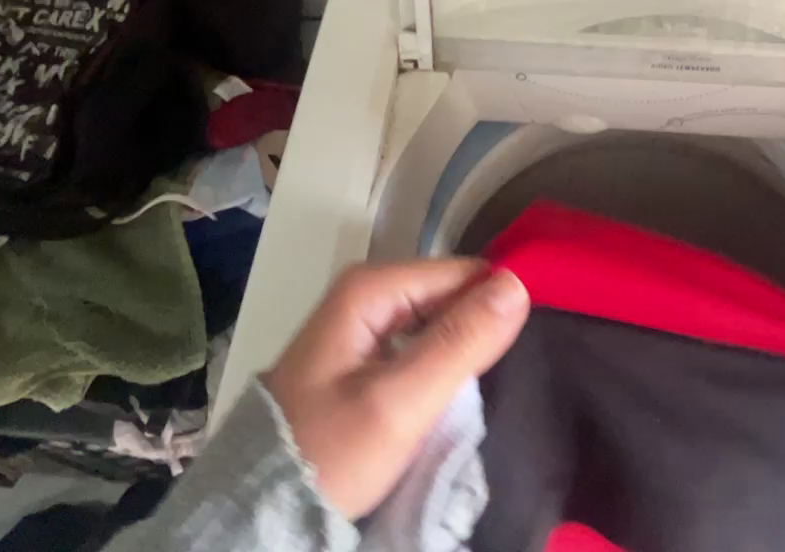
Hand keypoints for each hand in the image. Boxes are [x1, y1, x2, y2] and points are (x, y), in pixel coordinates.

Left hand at [262, 259, 529, 517]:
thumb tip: (518, 285)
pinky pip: (422, 342)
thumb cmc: (329, 453)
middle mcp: (367, 291)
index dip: (496, 305)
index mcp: (371, 287)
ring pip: (439, 320)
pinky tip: (454, 393)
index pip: (463, 274)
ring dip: (463, 349)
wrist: (260, 510)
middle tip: (502, 375)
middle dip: (479, 327)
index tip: (525, 345)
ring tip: (484, 387)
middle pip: (450, 294)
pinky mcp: (365, 353)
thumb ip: (460, 343)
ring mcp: (364, 322)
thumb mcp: (398, 403)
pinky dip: (442, 363)